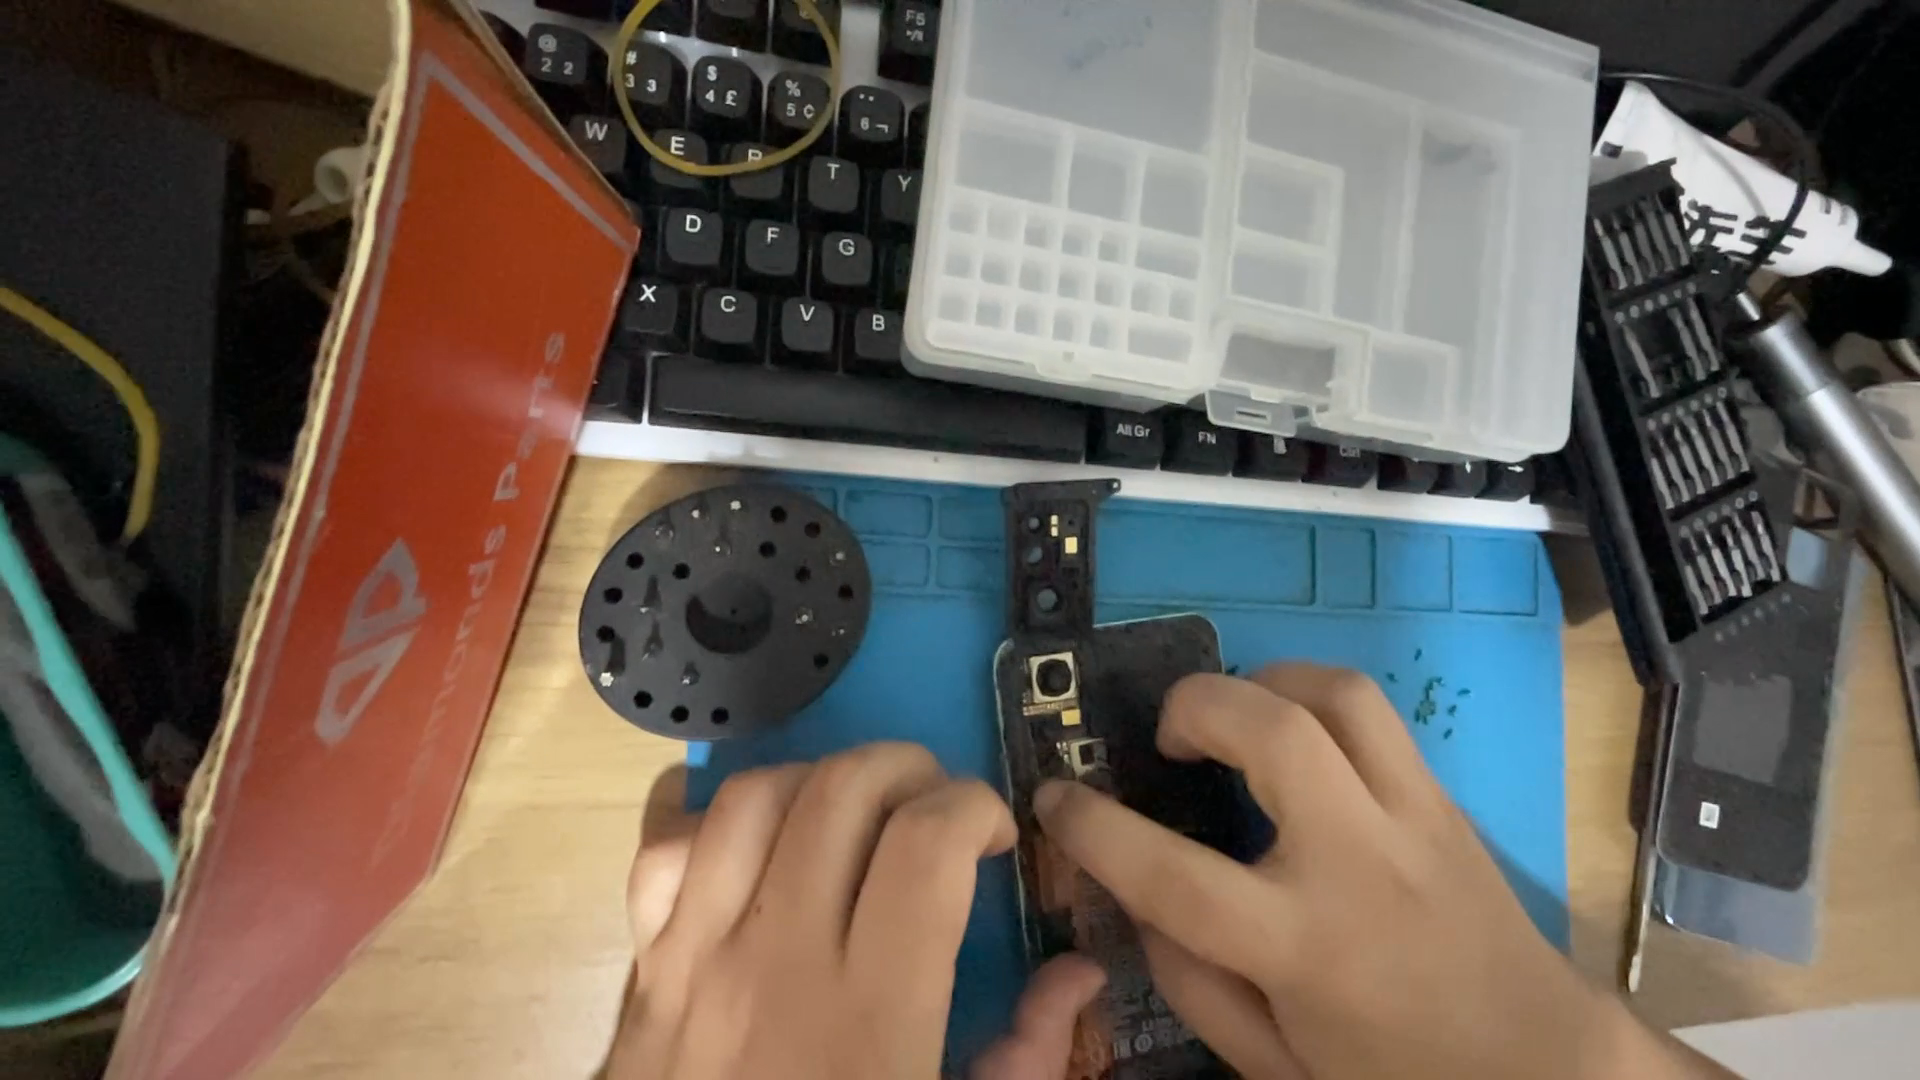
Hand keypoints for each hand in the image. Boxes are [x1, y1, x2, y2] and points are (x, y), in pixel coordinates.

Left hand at [606, 742, 1105, 1079]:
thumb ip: (1027, 1057)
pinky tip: (763, 846)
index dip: (974, 807)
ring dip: (821, 778)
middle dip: (908, 768)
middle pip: (841, 791)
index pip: (925, 843)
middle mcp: (777, 962)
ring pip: (754, 797)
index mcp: (869, 1016)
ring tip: (858, 813)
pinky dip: (719, 822)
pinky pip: (668, 848)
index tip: (992, 836)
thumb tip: (1078, 968)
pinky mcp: (644, 966)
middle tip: (935, 805)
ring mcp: (694, 956)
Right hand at [1032, 665, 1734, 1079]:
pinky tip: (1290, 729)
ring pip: (1336, 695)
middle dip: (1194, 707)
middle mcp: (1359, 864)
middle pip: (1272, 734)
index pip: (1173, 877)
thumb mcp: (1272, 1061)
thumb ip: (1190, 980)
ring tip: (1230, 714)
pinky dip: (1311, 695)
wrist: (1548, 1073)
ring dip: (1261, 681)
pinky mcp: (1442, 796)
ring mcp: (1412, 818)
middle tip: (1167, 736)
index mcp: (1304, 947)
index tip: (1053, 796)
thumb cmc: (1394, 1075)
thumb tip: (1135, 895)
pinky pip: (1373, 710)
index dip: (1094, 827)